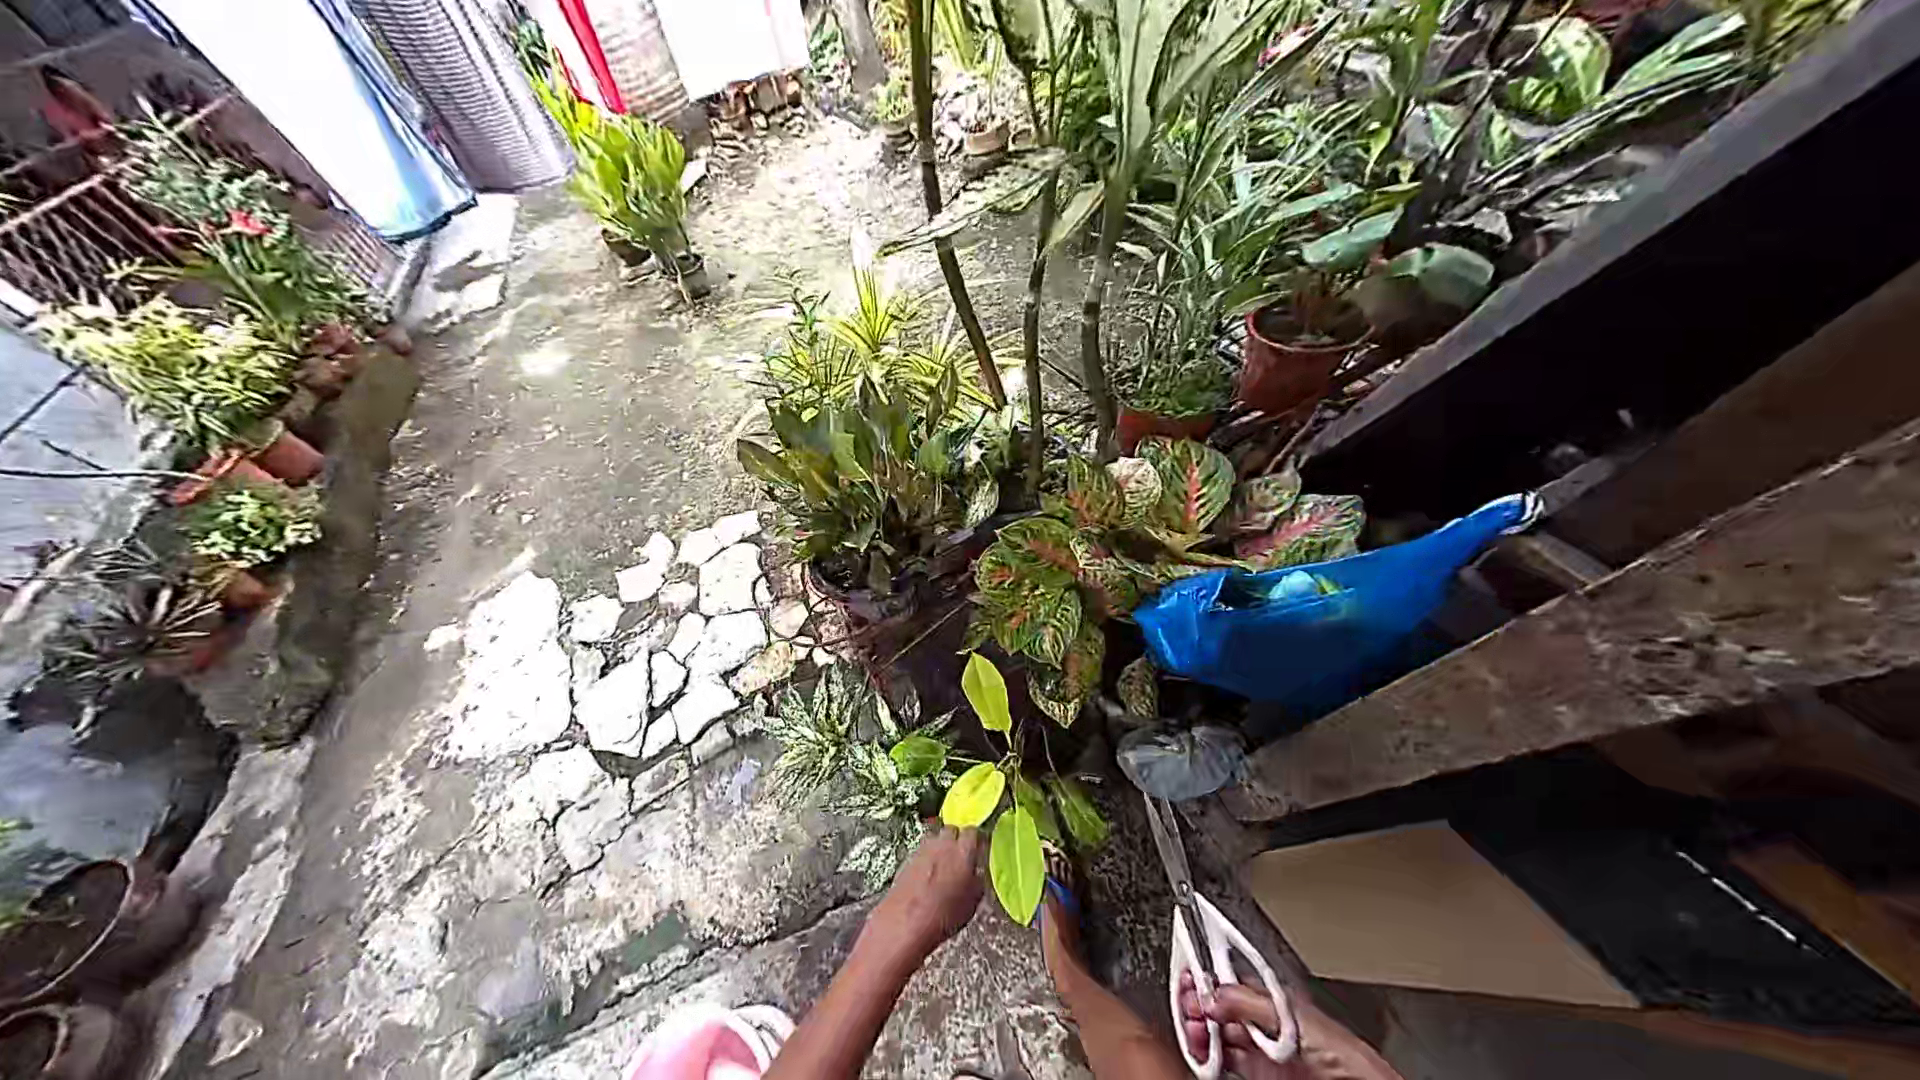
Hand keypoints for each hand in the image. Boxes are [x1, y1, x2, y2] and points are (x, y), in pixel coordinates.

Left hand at [863, 825, 984, 965]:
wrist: (906, 922)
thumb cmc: (943, 915)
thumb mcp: (972, 902)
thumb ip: (976, 880)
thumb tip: (975, 875)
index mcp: (963, 851)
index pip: (973, 832)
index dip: (976, 839)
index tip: (978, 847)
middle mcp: (942, 844)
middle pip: (952, 830)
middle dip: (957, 840)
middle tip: (960, 857)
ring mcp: (923, 849)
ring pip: (935, 839)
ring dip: (940, 848)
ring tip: (943, 868)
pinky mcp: (908, 858)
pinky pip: (922, 851)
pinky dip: (927, 859)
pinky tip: (928, 877)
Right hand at [1181, 976, 1403, 1079]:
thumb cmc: (1340, 1049)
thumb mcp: (1288, 1016)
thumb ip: (1248, 1002)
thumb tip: (1212, 993)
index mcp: (1266, 994)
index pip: (1224, 979)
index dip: (1203, 979)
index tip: (1187, 981)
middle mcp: (1259, 1017)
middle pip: (1216, 1006)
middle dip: (1197, 1005)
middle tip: (1188, 1010)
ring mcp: (1258, 1045)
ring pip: (1217, 1033)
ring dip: (1200, 1032)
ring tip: (1195, 1034)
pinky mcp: (1258, 1072)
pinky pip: (1224, 1061)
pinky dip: (1209, 1057)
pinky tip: (1205, 1055)